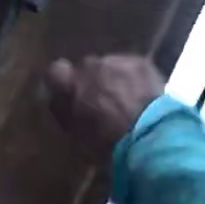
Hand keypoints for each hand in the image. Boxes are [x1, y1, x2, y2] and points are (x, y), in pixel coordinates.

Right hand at [44, 55, 165, 157]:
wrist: (148, 139)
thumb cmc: (104, 142)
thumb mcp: (72, 130)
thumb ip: (62, 107)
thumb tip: (57, 97)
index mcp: (69, 83)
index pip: (56, 70)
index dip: (65, 81)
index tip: (71, 92)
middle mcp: (89, 66)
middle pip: (86, 67)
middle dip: (92, 79)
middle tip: (103, 99)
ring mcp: (116, 62)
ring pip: (111, 65)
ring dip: (114, 77)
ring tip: (127, 98)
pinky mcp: (140, 63)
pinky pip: (132, 66)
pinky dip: (134, 77)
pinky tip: (142, 94)